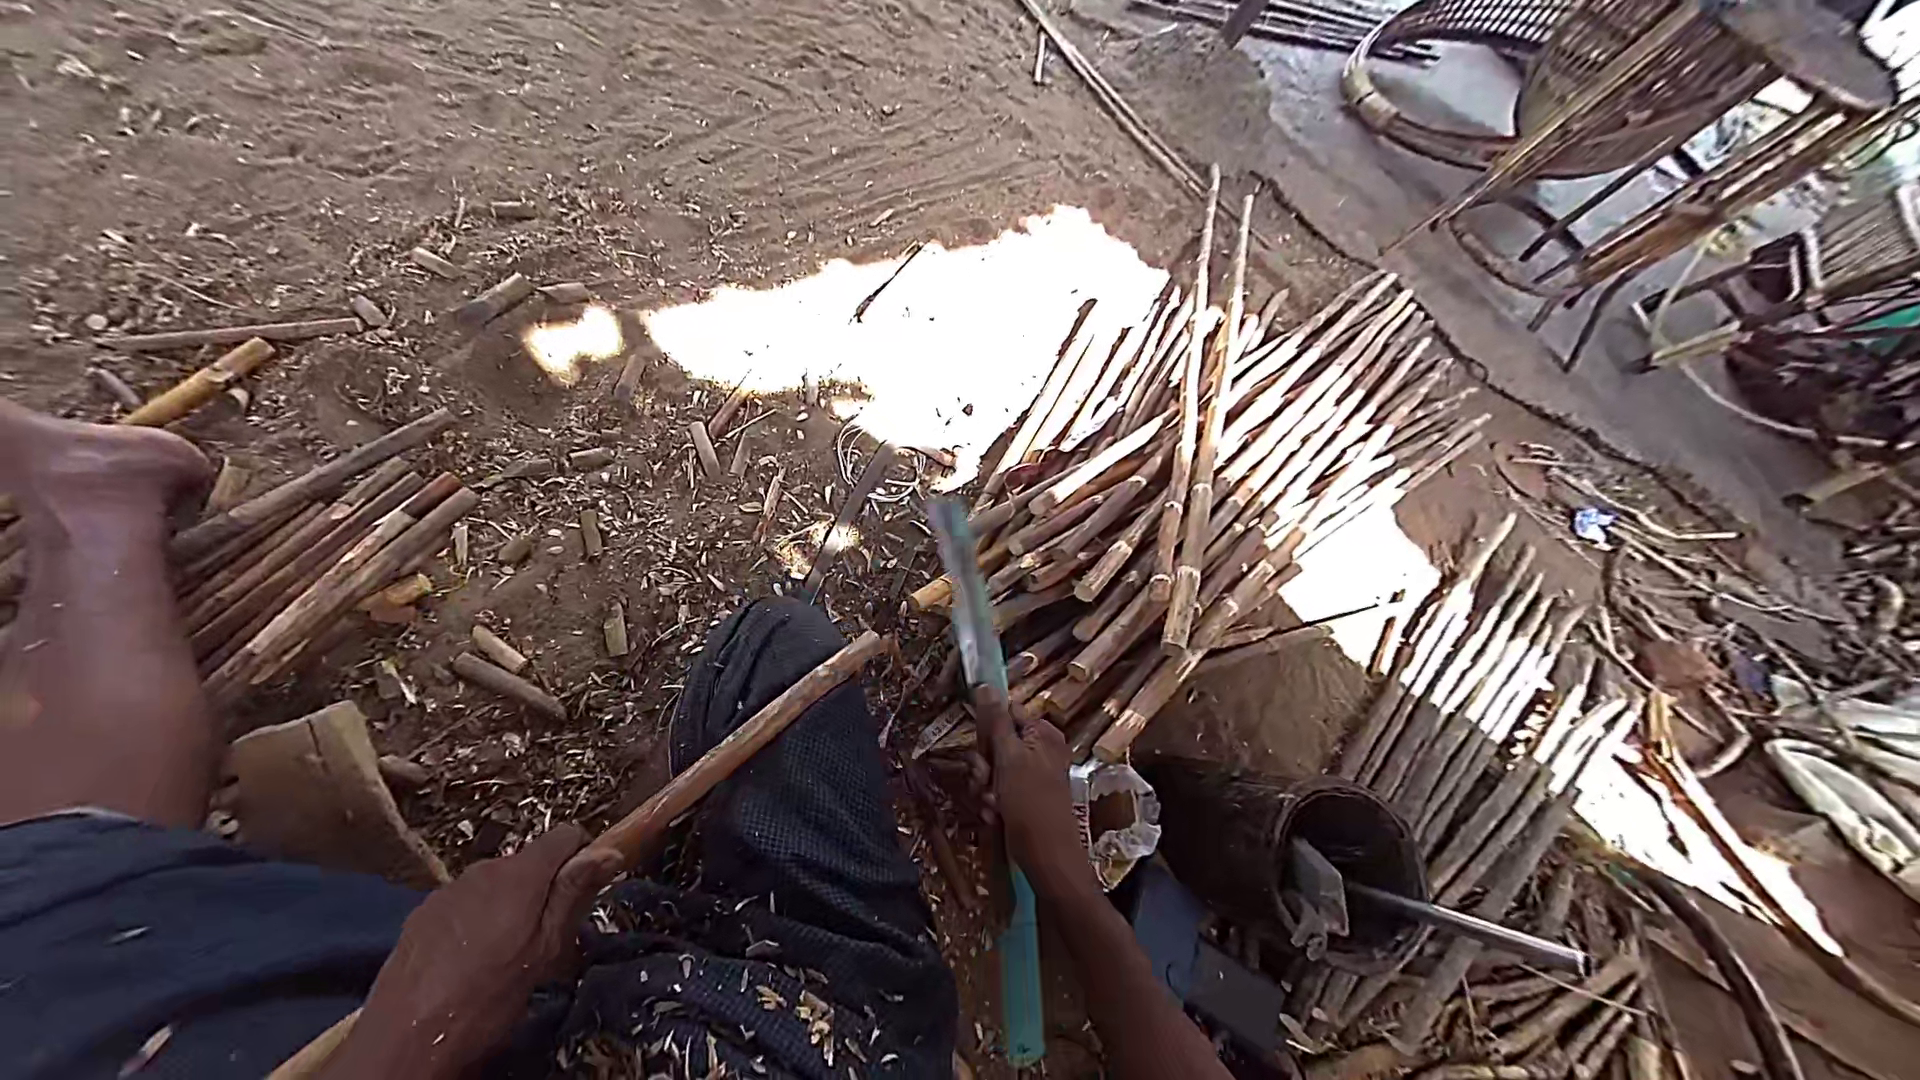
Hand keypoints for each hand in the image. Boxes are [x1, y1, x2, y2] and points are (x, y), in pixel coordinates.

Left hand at [323, 825, 623, 1079]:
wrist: (397, 1049)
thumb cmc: (486, 998)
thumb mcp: (546, 948)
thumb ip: (575, 893)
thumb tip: (609, 851)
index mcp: (522, 873)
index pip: (566, 834)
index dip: (580, 856)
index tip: (580, 890)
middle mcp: (485, 868)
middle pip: (529, 861)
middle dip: (541, 886)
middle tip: (540, 934)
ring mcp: (447, 890)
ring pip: (495, 882)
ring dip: (505, 902)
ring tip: (498, 951)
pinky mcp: (419, 915)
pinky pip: (463, 902)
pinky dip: (472, 918)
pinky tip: (463, 959)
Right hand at [974, 686, 1095, 900]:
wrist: (1047, 859)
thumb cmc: (1031, 803)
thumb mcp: (1009, 757)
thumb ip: (995, 721)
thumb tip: (985, 684)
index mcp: (1042, 733)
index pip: (1005, 712)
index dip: (989, 730)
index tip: (984, 750)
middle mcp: (1039, 749)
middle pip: (995, 741)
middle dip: (984, 765)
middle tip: (987, 781)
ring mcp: (1032, 774)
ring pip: (992, 767)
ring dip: (985, 787)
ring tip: (993, 804)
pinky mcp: (1024, 796)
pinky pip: (997, 788)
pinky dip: (992, 801)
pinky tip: (995, 815)